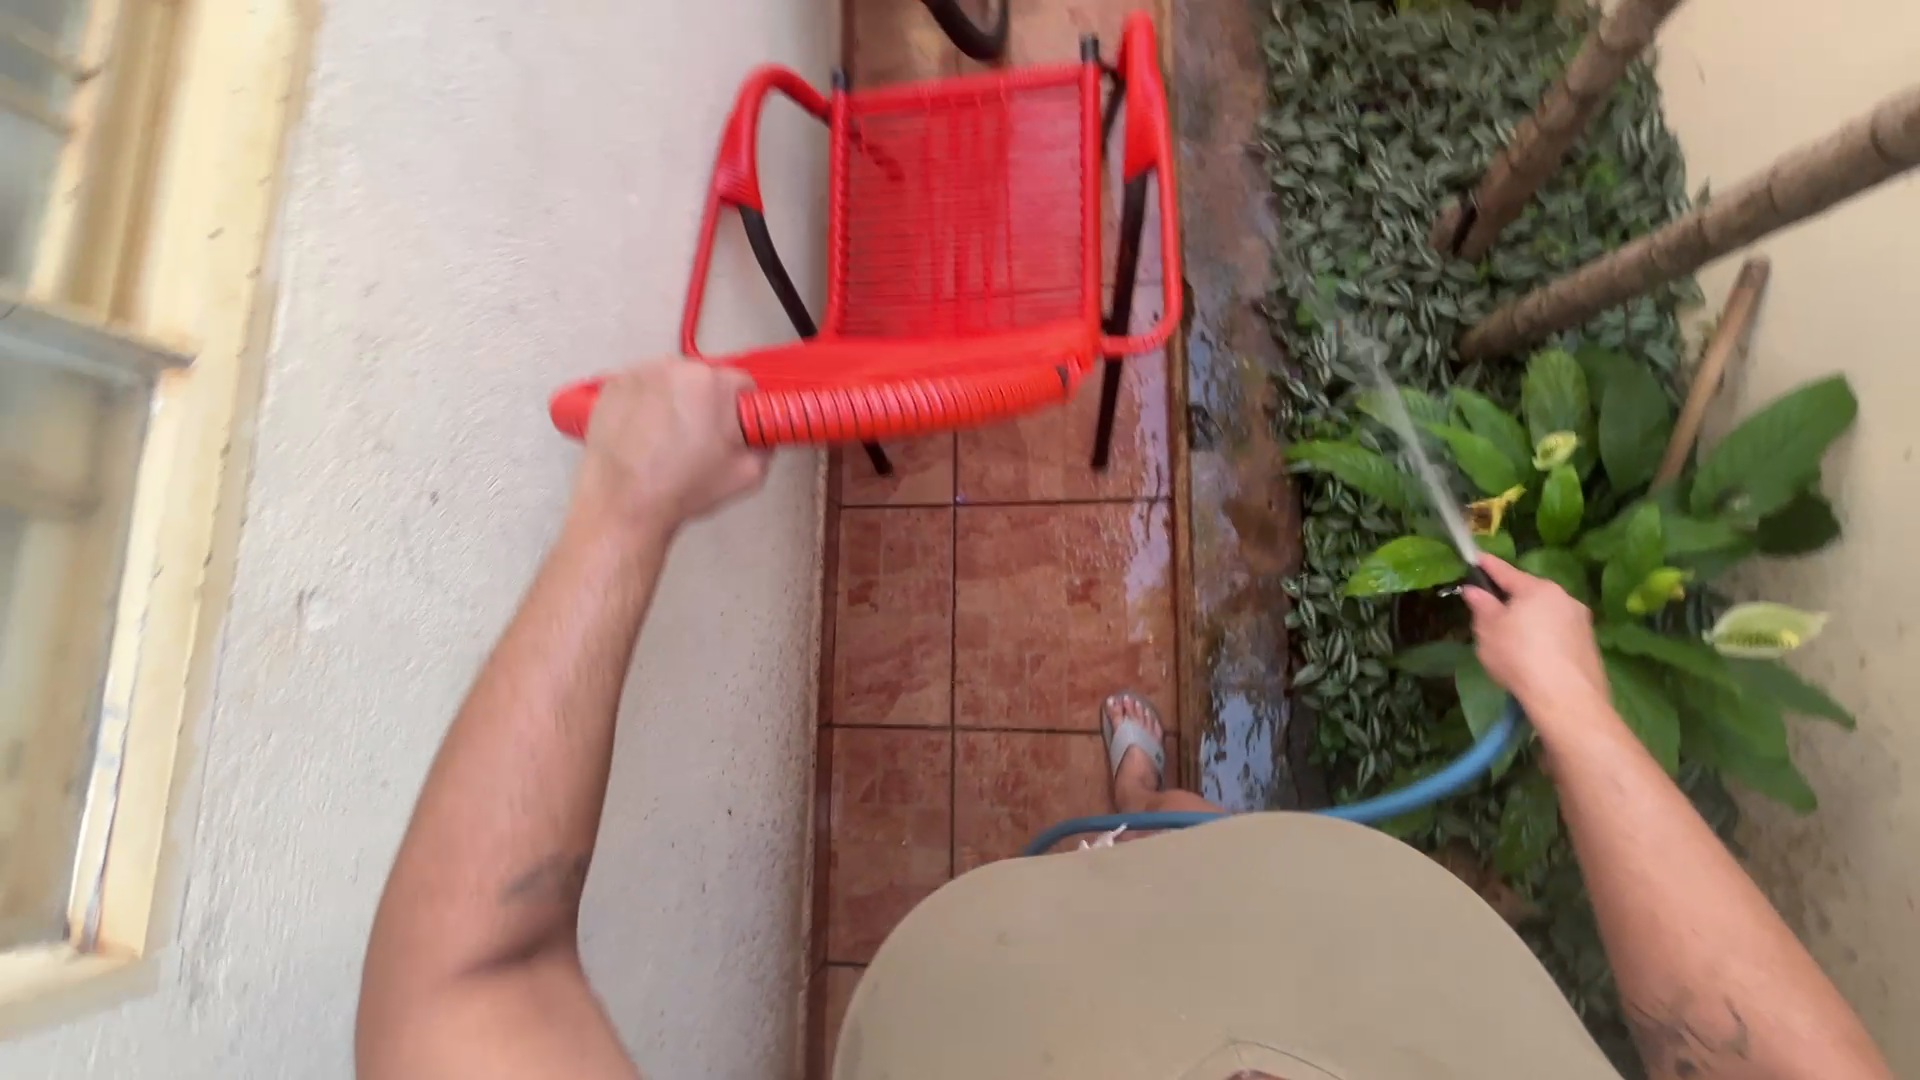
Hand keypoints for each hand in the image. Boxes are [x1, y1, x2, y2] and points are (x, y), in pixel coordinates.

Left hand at [571, 358, 769, 532]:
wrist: (624, 504)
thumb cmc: (683, 488)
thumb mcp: (749, 475)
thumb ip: (766, 446)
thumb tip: (761, 436)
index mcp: (713, 384)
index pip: (744, 384)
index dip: (743, 410)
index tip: (735, 430)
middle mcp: (676, 368)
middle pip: (706, 380)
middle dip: (708, 404)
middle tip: (702, 440)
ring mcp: (640, 374)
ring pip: (674, 383)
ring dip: (678, 402)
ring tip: (670, 440)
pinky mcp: (613, 386)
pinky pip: (644, 389)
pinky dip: (649, 405)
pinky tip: (647, 436)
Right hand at [1462, 556, 1609, 731]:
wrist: (1565, 696)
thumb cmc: (1518, 655)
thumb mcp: (1488, 628)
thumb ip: (1481, 605)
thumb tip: (1474, 590)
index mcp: (1538, 589)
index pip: (1506, 571)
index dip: (1487, 564)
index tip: (1476, 557)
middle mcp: (1564, 598)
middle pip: (1529, 592)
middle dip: (1509, 597)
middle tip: (1488, 608)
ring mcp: (1581, 621)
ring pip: (1544, 612)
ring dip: (1527, 618)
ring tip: (1509, 637)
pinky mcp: (1588, 643)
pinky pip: (1557, 631)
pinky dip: (1541, 635)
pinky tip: (1530, 653)